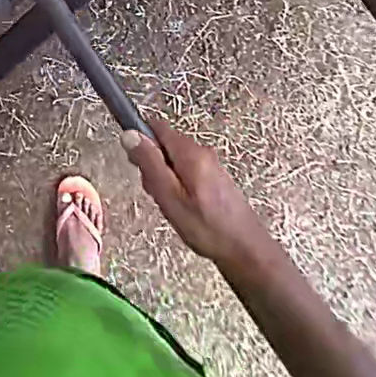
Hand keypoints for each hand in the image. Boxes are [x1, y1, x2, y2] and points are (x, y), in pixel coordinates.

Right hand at [121, 117, 272, 269]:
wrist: (246, 250)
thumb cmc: (207, 227)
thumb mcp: (169, 196)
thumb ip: (149, 163)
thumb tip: (130, 135)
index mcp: (190, 153)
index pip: (156, 127)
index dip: (141, 141)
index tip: (138, 165)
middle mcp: (202, 152)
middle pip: (164, 144)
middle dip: (152, 164)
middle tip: (157, 192)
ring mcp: (210, 164)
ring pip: (173, 160)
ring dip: (164, 178)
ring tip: (171, 203)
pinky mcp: (214, 177)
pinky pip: (185, 171)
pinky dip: (177, 185)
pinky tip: (183, 206)